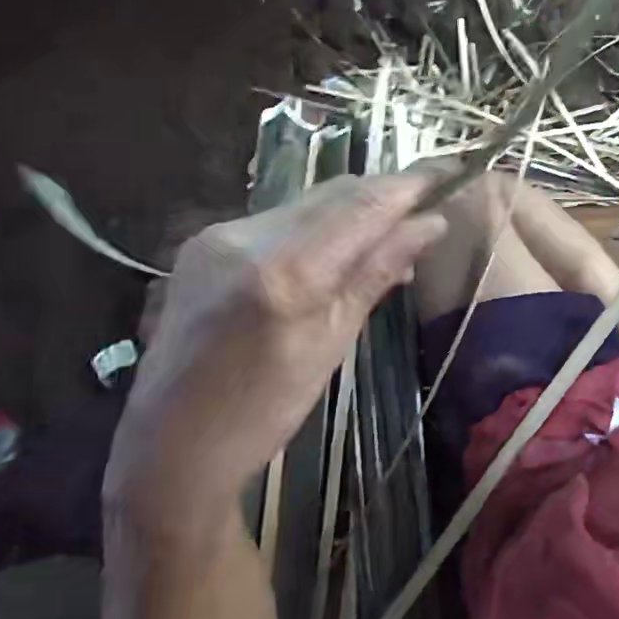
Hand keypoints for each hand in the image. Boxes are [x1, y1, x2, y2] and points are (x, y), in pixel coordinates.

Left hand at [104, 173, 446, 528]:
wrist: (167, 448)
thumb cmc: (266, 410)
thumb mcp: (336, 340)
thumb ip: (380, 270)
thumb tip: (433, 223)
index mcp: (287, 272)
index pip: (366, 204)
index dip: (413, 182)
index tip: (452, 171)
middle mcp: (249, 237)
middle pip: (338, 192)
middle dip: (388, 192)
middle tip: (431, 204)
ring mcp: (221, 234)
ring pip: (312, 201)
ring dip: (357, 209)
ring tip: (394, 235)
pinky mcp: (207, 241)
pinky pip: (283, 217)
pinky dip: (322, 225)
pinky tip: (341, 250)